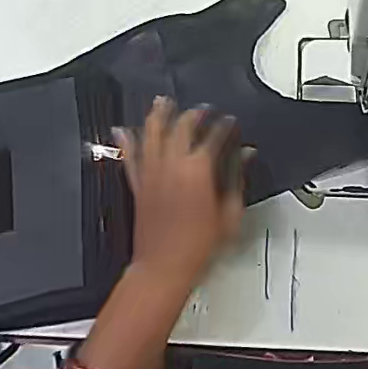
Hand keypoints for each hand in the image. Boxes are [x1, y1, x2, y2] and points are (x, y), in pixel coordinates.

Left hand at [114, 97, 251, 293]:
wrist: (164, 267)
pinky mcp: (138, 184)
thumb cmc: (197, 246)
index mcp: (198, 169)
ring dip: (158, 115)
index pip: (214, 136)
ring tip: (162, 102)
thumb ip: (237, 178)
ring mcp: (152, 172)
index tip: (230, 122)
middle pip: (182, 127)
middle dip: (194, 113)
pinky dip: (126, 142)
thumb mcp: (230, 213)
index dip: (224, 126)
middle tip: (202, 109)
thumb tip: (244, 157)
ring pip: (152, 133)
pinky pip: (130, 157)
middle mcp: (172, 165)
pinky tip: (123, 130)